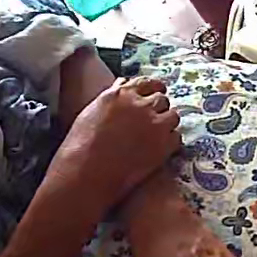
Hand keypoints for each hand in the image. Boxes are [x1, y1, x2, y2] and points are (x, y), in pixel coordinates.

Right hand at [52, 76, 180, 212]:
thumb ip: (111, 97)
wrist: (86, 174)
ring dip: (167, 124)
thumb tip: (121, 87)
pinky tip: (160, 150)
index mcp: (120, 94)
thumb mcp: (91, 112)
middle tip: (153, 120)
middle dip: (159, 108)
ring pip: (173, 116)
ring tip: (158, 136)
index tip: (155, 94)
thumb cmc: (80, 146)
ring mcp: (154, 123)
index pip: (145, 82)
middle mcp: (140, 104)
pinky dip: (170, 143)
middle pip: (162, 98)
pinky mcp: (163, 144)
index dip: (153, 88)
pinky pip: (176, 137)